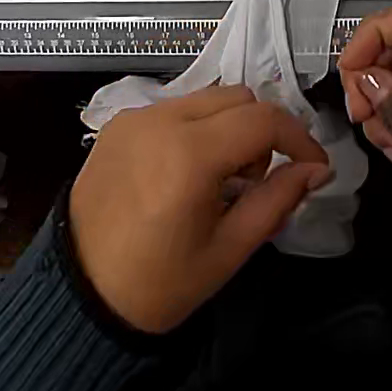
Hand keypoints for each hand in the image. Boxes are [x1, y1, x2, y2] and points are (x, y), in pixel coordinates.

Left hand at [69, 86, 331, 332]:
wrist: (76, 293)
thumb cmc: (157, 283)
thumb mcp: (228, 250)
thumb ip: (277, 200)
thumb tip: (316, 170)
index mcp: (189, 154)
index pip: (263, 120)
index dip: (299, 138)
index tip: (313, 165)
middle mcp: (161, 119)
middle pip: (238, 97)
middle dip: (261, 131)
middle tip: (254, 180)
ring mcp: (136, 116)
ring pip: (207, 97)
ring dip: (229, 125)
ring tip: (220, 176)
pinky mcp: (119, 121)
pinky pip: (175, 106)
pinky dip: (196, 126)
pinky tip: (186, 169)